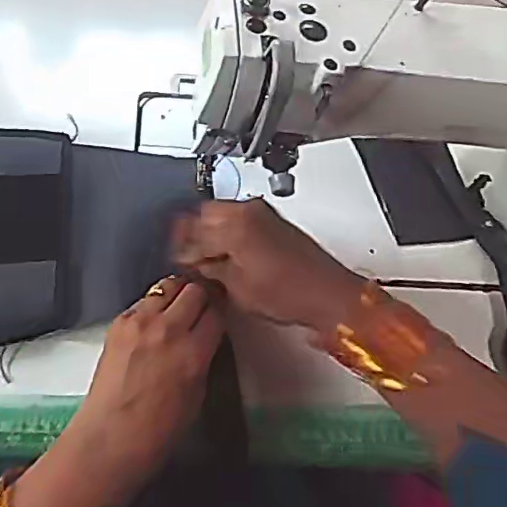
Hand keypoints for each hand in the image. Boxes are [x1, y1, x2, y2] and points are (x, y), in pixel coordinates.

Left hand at [59, 275, 224, 475]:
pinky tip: (152, 319)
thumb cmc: (158, 433)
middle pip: (195, 290)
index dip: (221, 309)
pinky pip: (143, 301)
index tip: (221, 310)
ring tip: (179, 303)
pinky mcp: (119, 322)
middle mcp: (168, 330)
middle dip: (202, 294)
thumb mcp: (196, 397)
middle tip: (203, 301)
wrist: (109, 438)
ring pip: (168, 286)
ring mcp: (140, 322)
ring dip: (178, 292)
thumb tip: (203, 340)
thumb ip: (202, 360)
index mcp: (193, 353)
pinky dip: (153, 305)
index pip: (216, 312)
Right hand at [172, 199, 363, 331]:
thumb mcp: (237, 288)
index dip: (181, 247)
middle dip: (193, 233)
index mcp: (235, 224)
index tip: (177, 257)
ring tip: (208, 256)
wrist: (329, 295)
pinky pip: (240, 217)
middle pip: (205, 213)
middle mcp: (248, 211)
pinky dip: (229, 230)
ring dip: (211, 229)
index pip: (193, 230)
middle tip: (187, 253)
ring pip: (222, 213)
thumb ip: (210, 270)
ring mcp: (263, 213)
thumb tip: (198, 264)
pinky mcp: (273, 220)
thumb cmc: (293, 293)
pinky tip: (229, 252)